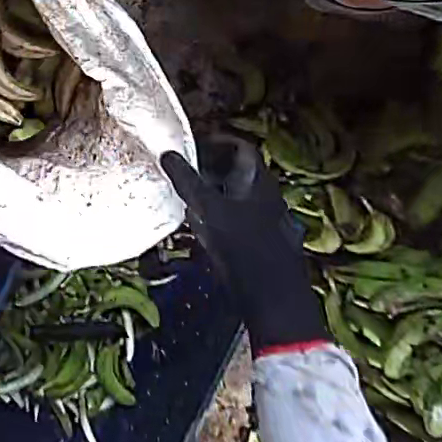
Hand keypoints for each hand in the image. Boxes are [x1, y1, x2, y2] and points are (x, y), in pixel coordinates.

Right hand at [160, 136, 324, 351]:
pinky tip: (203, 228)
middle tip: (187, 168)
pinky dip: (221, 215)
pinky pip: (239, 219)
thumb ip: (187, 181)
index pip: (242, 148)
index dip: (219, 140)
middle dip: (212, 167)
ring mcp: (267, 223)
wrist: (274, 301)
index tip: (196, 143)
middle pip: (239, 172)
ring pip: (238, 197)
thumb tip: (167, 154)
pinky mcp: (263, 245)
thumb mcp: (209, 209)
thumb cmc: (243, 247)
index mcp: (260, 182)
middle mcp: (267, 198)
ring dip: (215, 192)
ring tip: (190, 195)